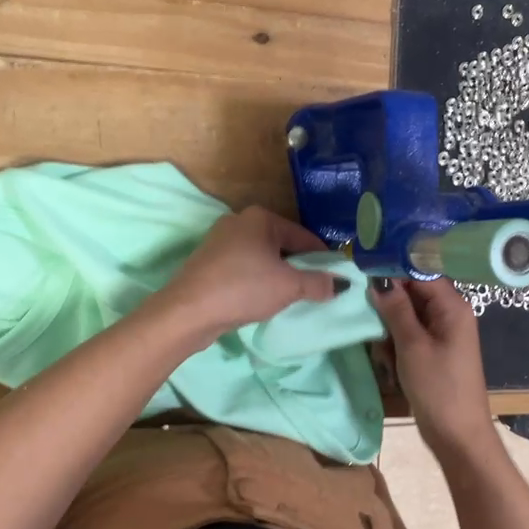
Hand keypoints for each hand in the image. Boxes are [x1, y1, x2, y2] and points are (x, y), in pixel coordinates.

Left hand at [149, 207, 341, 339]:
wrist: (188, 311)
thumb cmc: (243, 288)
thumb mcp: (289, 286)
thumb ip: (318, 283)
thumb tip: (340, 283)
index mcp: (260, 218)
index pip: (304, 237)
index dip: (322, 258)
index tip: (335, 279)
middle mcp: (239, 222)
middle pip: (282, 245)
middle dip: (298, 267)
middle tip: (313, 291)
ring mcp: (220, 241)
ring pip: (262, 258)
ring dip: (277, 276)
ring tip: (287, 298)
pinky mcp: (208, 263)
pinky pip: (243, 269)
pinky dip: (256, 281)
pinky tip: (260, 300)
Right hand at [368, 277, 493, 449]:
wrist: (457, 435)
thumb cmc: (438, 388)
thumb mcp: (412, 346)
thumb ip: (395, 309)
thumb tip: (378, 279)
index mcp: (453, 306)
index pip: (421, 272)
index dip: (393, 269)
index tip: (362, 269)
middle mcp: (450, 314)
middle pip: (413, 292)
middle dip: (389, 303)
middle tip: (368, 314)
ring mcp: (441, 334)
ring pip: (406, 315)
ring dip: (389, 327)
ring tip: (383, 350)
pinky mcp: (432, 351)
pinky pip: (408, 334)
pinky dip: (395, 343)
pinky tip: (388, 361)